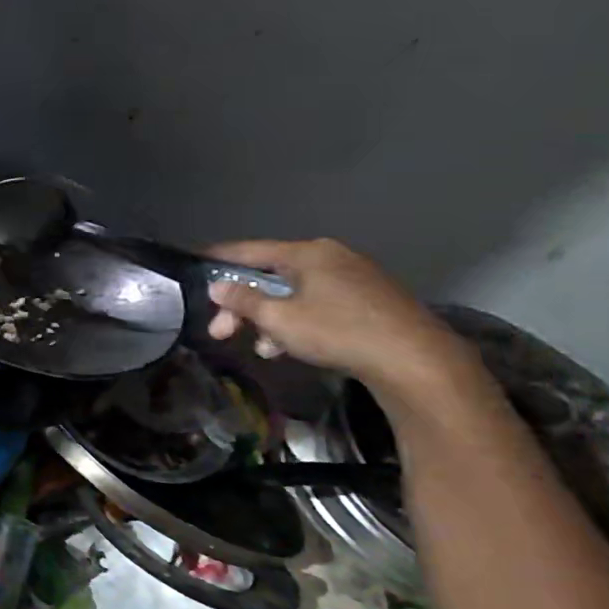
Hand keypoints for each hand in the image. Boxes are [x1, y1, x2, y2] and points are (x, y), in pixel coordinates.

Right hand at [202, 239, 475, 395]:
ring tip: (261, 348)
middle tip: (220, 333)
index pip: (250, 250)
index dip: (220, 257)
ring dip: (268, 319)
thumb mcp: (280, 319)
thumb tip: (217, 286)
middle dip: (242, 306)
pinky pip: (316, 304)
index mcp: (306, 253)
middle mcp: (329, 257)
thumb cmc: (337, 331)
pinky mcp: (367, 300)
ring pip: (293, 294)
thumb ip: (244, 301)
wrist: (413, 358)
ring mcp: (352, 277)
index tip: (195, 260)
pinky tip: (289, 348)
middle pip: (270, 276)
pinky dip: (296, 322)